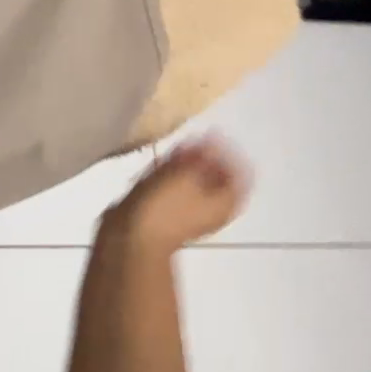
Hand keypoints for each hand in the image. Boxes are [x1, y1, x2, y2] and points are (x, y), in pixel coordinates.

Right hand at [102, 134, 248, 255]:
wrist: (131, 236)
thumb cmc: (164, 206)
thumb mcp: (186, 174)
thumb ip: (202, 154)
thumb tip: (212, 138)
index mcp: (228, 202)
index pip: (239, 170)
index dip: (225, 150)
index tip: (206, 135)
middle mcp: (214, 208)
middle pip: (215, 176)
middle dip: (202, 157)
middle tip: (184, 143)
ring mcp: (190, 212)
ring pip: (193, 181)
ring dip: (182, 165)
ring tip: (167, 153)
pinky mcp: (167, 213)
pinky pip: (173, 190)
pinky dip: (167, 177)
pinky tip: (153, 169)